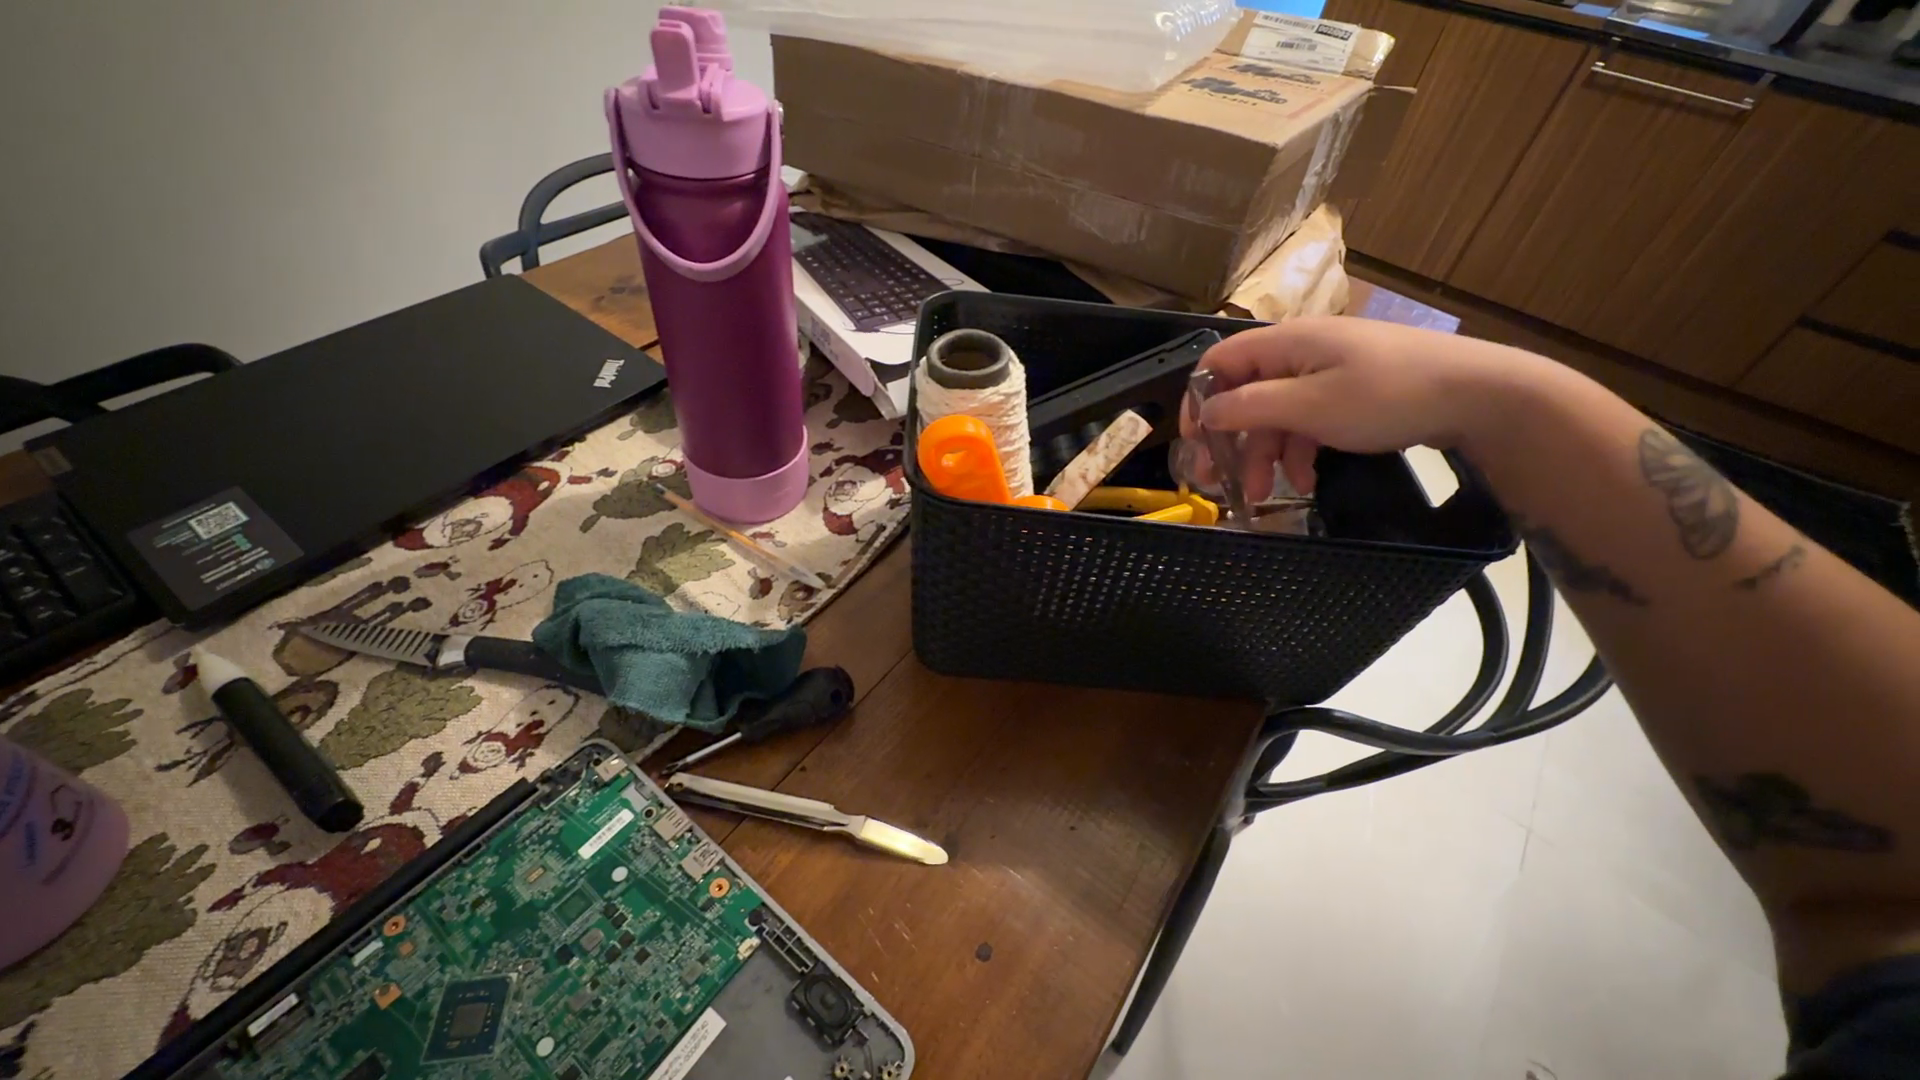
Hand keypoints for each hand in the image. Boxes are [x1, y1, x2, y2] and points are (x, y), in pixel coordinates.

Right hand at [1181, 317, 1544, 498]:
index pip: (1220, 362)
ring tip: (1264, 495)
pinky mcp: (1352, 394)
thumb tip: (1207, 410)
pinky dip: (1300, 451)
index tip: (1193, 442)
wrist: (1480, 395)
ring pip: (1278, 415)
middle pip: (1247, 394)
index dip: (1198, 399)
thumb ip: (1251, 407)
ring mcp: (1329, 373)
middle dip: (1233, 440)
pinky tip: (1306, 481)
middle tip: (1218, 481)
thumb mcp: (1311, 406)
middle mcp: (1302, 352)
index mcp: (1287, 343)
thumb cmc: (1387, 396)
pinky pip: (1308, 421)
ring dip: (1266, 455)